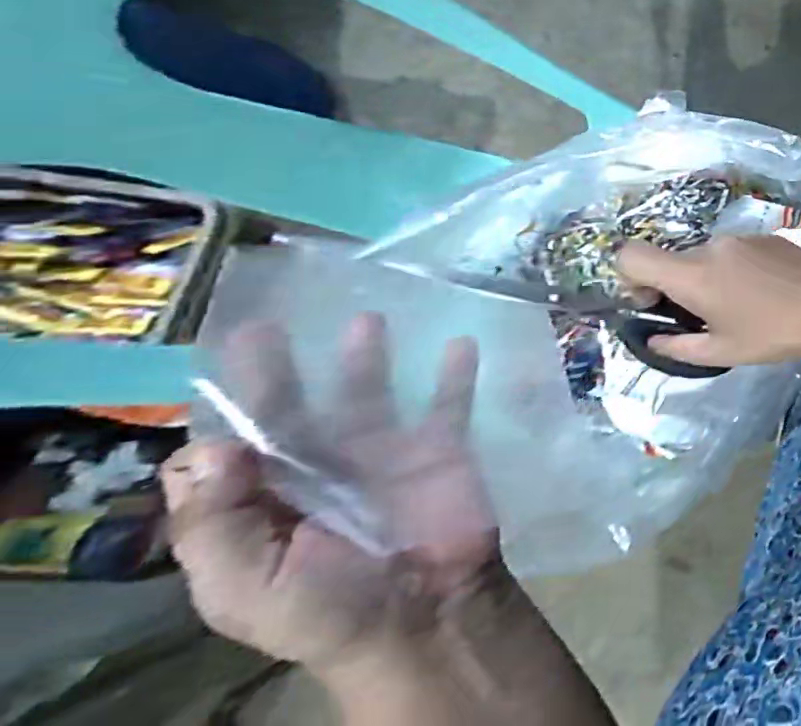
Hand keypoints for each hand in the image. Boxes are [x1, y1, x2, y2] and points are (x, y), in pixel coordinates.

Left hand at [166, 314, 499, 677]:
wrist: (427, 610)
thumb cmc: (328, 606)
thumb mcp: (247, 584)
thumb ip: (219, 523)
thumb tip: (214, 447)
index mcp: (264, 498)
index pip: (232, 442)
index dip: (221, 405)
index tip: (217, 362)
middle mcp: (319, 466)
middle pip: (294, 407)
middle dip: (278, 369)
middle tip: (268, 325)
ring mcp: (385, 452)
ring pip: (369, 392)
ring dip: (365, 356)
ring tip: (365, 318)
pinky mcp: (441, 447)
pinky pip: (447, 401)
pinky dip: (454, 373)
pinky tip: (457, 343)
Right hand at [616, 235, 800, 366]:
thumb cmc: (773, 334)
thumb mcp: (721, 351)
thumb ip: (677, 347)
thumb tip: (654, 340)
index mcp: (693, 273)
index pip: (631, 255)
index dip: (630, 278)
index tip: (652, 303)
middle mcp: (712, 245)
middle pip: (674, 259)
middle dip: (677, 285)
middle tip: (702, 315)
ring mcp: (743, 237)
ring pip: (707, 255)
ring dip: (710, 276)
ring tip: (740, 305)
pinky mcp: (767, 236)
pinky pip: (736, 250)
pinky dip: (736, 268)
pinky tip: (763, 291)